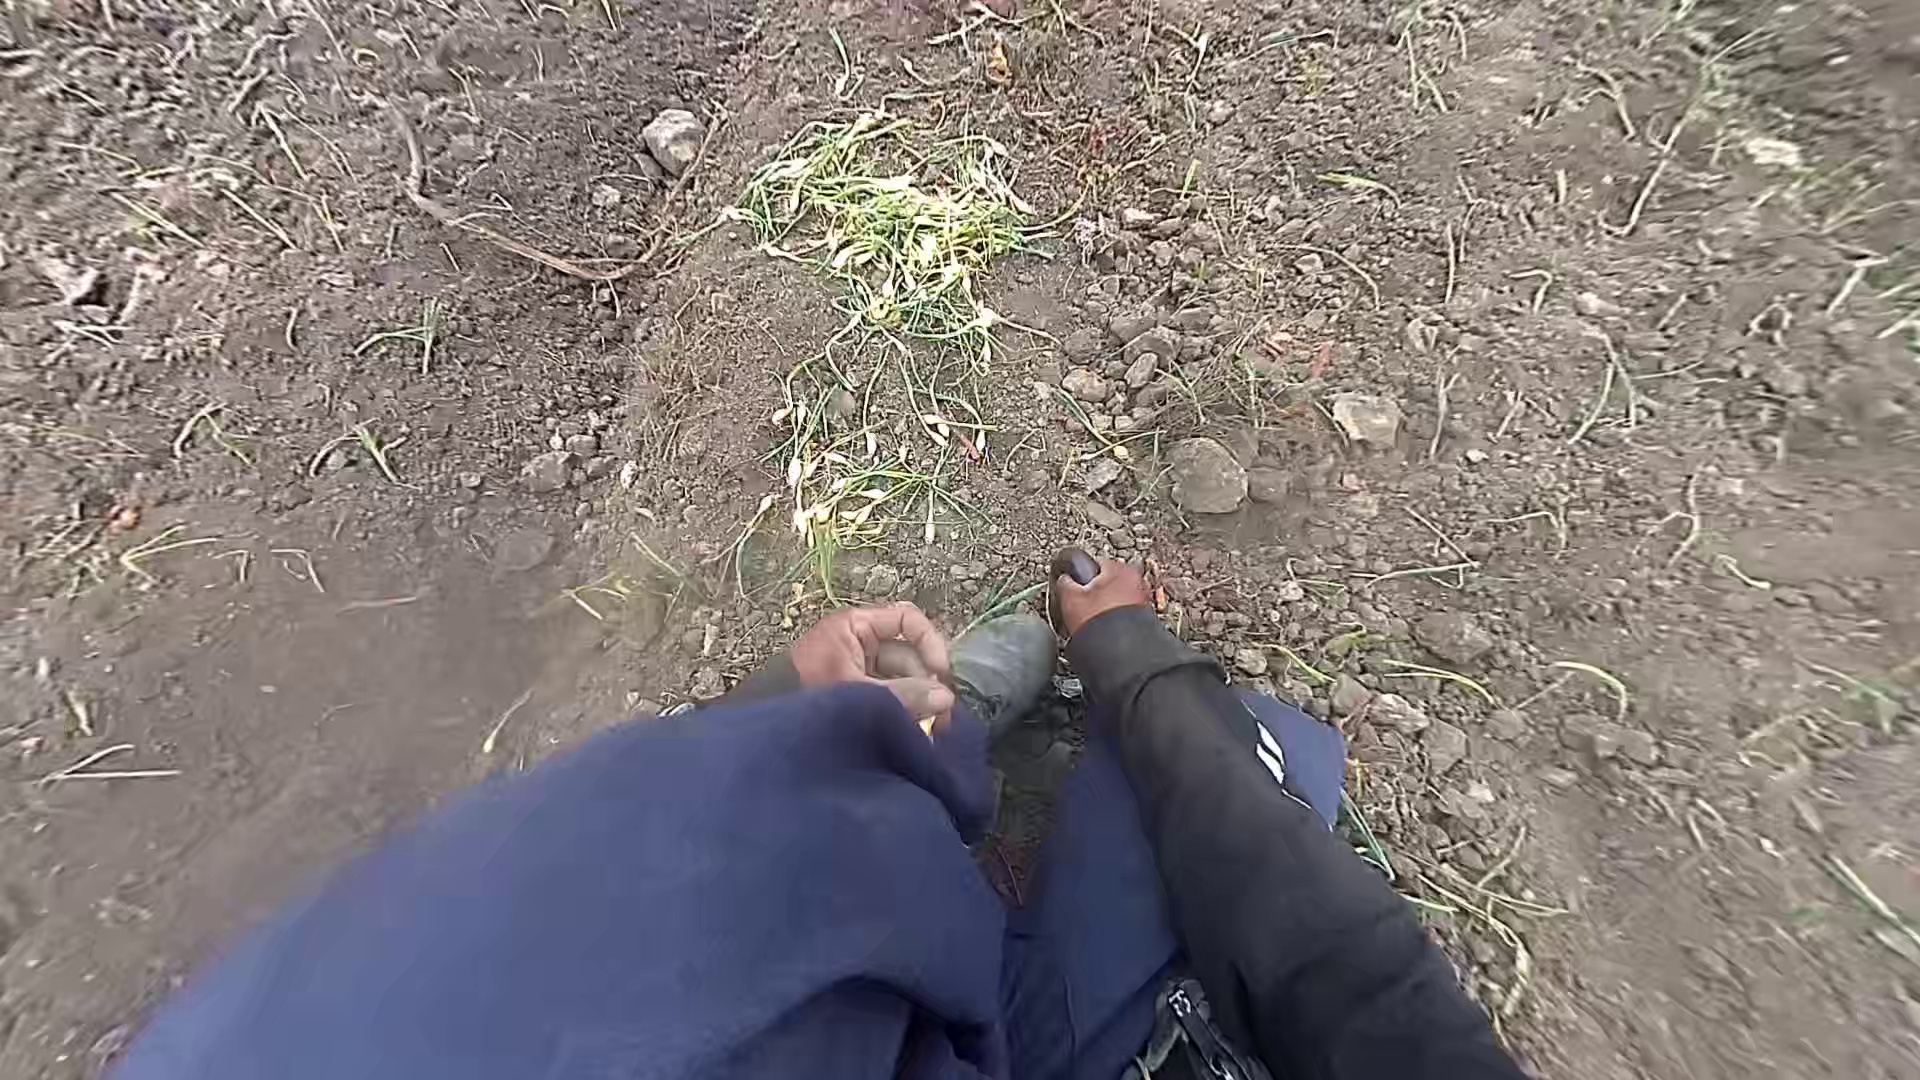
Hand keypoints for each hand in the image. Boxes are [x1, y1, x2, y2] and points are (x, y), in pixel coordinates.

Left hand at [790, 603, 954, 718]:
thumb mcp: (855, 691)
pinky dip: (902, 710)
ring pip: (902, 677)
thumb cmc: (804, 694)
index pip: (906, 619)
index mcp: (856, 626)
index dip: (929, 642)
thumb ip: (902, 694)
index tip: (941, 673)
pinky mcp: (857, 692)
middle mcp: (861, 642)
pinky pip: (889, 695)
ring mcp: (859, 668)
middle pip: (908, 653)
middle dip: (926, 681)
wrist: (762, 731)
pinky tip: (915, 732)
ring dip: (918, 700)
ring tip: (932, 730)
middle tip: (942, 714)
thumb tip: (946, 698)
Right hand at [1053, 558, 1151, 637]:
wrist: (1121, 654)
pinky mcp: (1144, 620)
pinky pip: (1122, 615)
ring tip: (1092, 622)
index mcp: (1121, 569)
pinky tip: (1104, 631)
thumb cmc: (1101, 623)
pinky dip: (1113, 621)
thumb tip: (1064, 580)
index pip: (1094, 564)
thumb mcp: (1070, 597)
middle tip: (1081, 608)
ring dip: (1103, 608)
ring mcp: (1143, 601)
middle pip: (1105, 582)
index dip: (1080, 578)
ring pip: (1113, 600)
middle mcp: (1137, 582)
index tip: (1073, 590)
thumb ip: (1064, 582)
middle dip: (1093, 594)